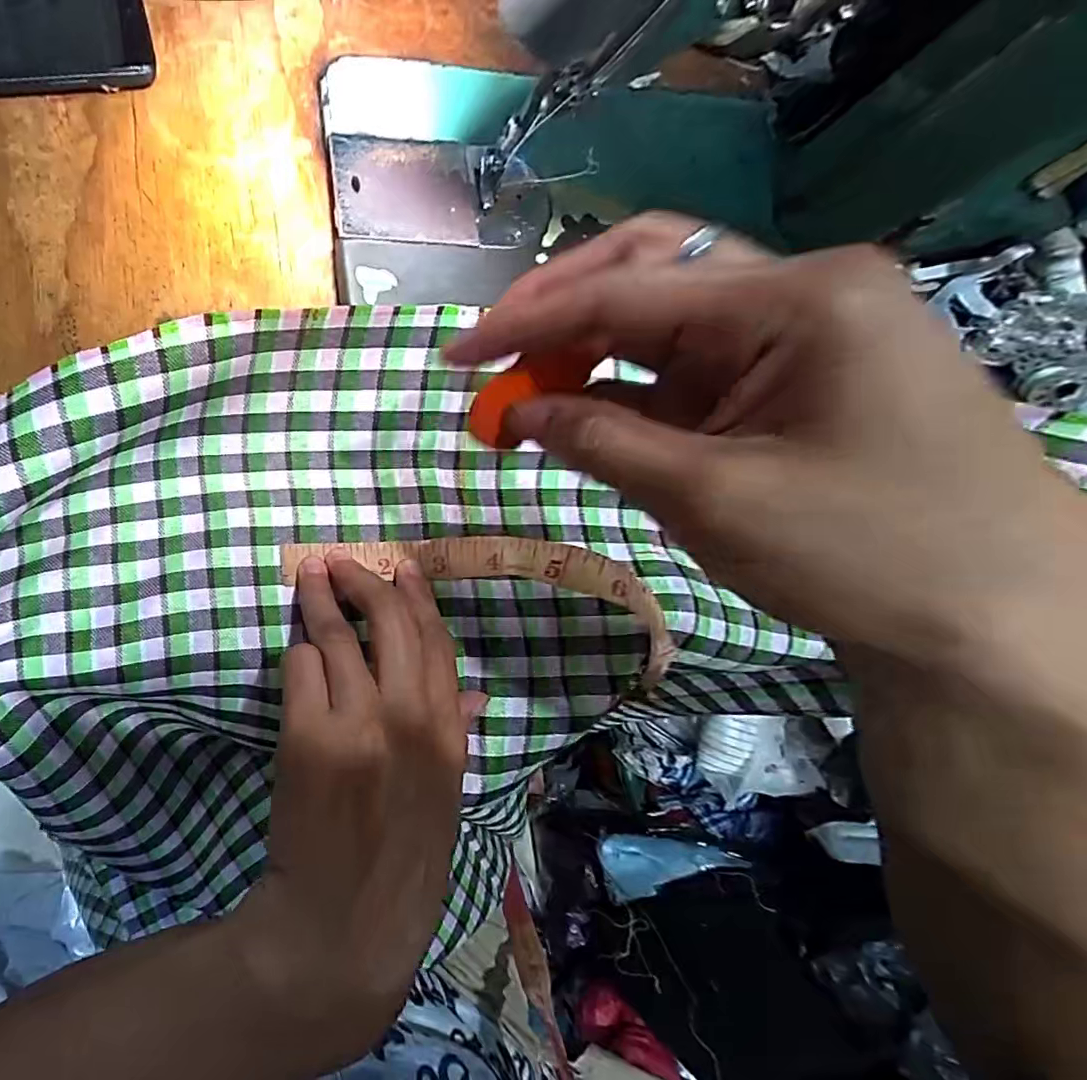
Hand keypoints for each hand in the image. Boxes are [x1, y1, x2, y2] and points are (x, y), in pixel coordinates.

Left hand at [231, 553, 485, 1065]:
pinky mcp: (307, 734)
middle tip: (337, 559)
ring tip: (307, 576)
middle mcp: (409, 718)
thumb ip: (453, 735)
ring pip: (335, 636)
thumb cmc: (398, 859)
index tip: (398, 565)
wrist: (344, 916)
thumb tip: (467, 690)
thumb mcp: (443, 797)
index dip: (414, 596)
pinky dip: (296, 653)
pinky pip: (300, 667)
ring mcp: (356, 723)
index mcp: (449, 735)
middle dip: (361, 581)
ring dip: (318, 602)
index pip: (435, 642)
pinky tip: (294, 649)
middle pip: (386, 623)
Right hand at [441, 212, 1086, 668]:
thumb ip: (598, 440)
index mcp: (794, 300)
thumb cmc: (862, 548)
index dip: (524, 324)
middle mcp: (792, 294)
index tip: (454, 358)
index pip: (622, 293)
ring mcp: (787, 334)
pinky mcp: (774, 377)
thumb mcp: (707, 495)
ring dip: (575, 346)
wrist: (996, 612)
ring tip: (515, 390)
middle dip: (553, 308)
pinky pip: (670, 363)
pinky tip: (566, 412)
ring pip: (653, 311)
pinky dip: (608, 384)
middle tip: (490, 353)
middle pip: (643, 268)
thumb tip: (514, 412)